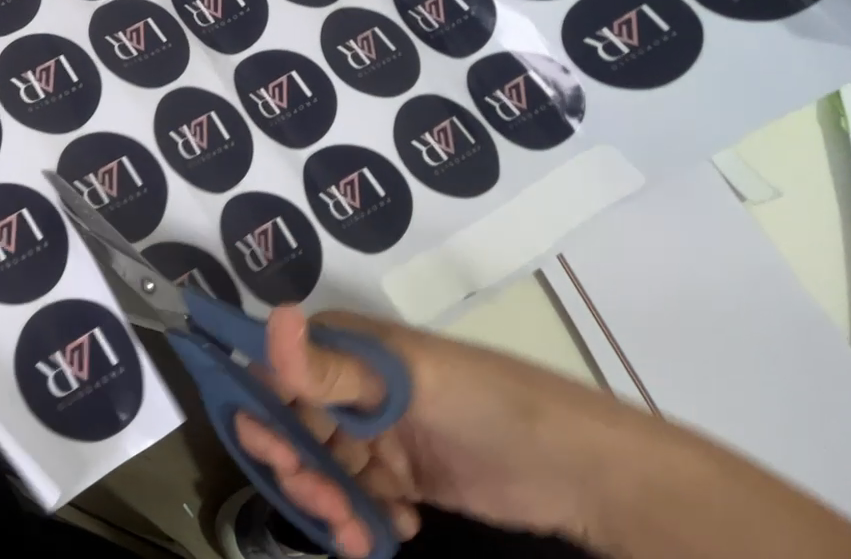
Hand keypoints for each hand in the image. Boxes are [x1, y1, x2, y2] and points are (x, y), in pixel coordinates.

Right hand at [232, 306, 617, 556]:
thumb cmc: (490, 406)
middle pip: (291, 429)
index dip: (264, 416)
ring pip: (322, 469)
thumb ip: (335, 368)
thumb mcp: (411, 382)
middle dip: (301, 472)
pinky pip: (358, 496)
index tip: (279, 458)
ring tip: (361, 533)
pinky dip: (364, 517)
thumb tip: (273, 318)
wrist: (586, 472)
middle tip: (329, 508)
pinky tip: (396, 528)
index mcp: (341, 348)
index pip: (274, 376)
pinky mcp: (400, 473)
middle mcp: (347, 385)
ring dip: (332, 503)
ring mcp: (373, 430)